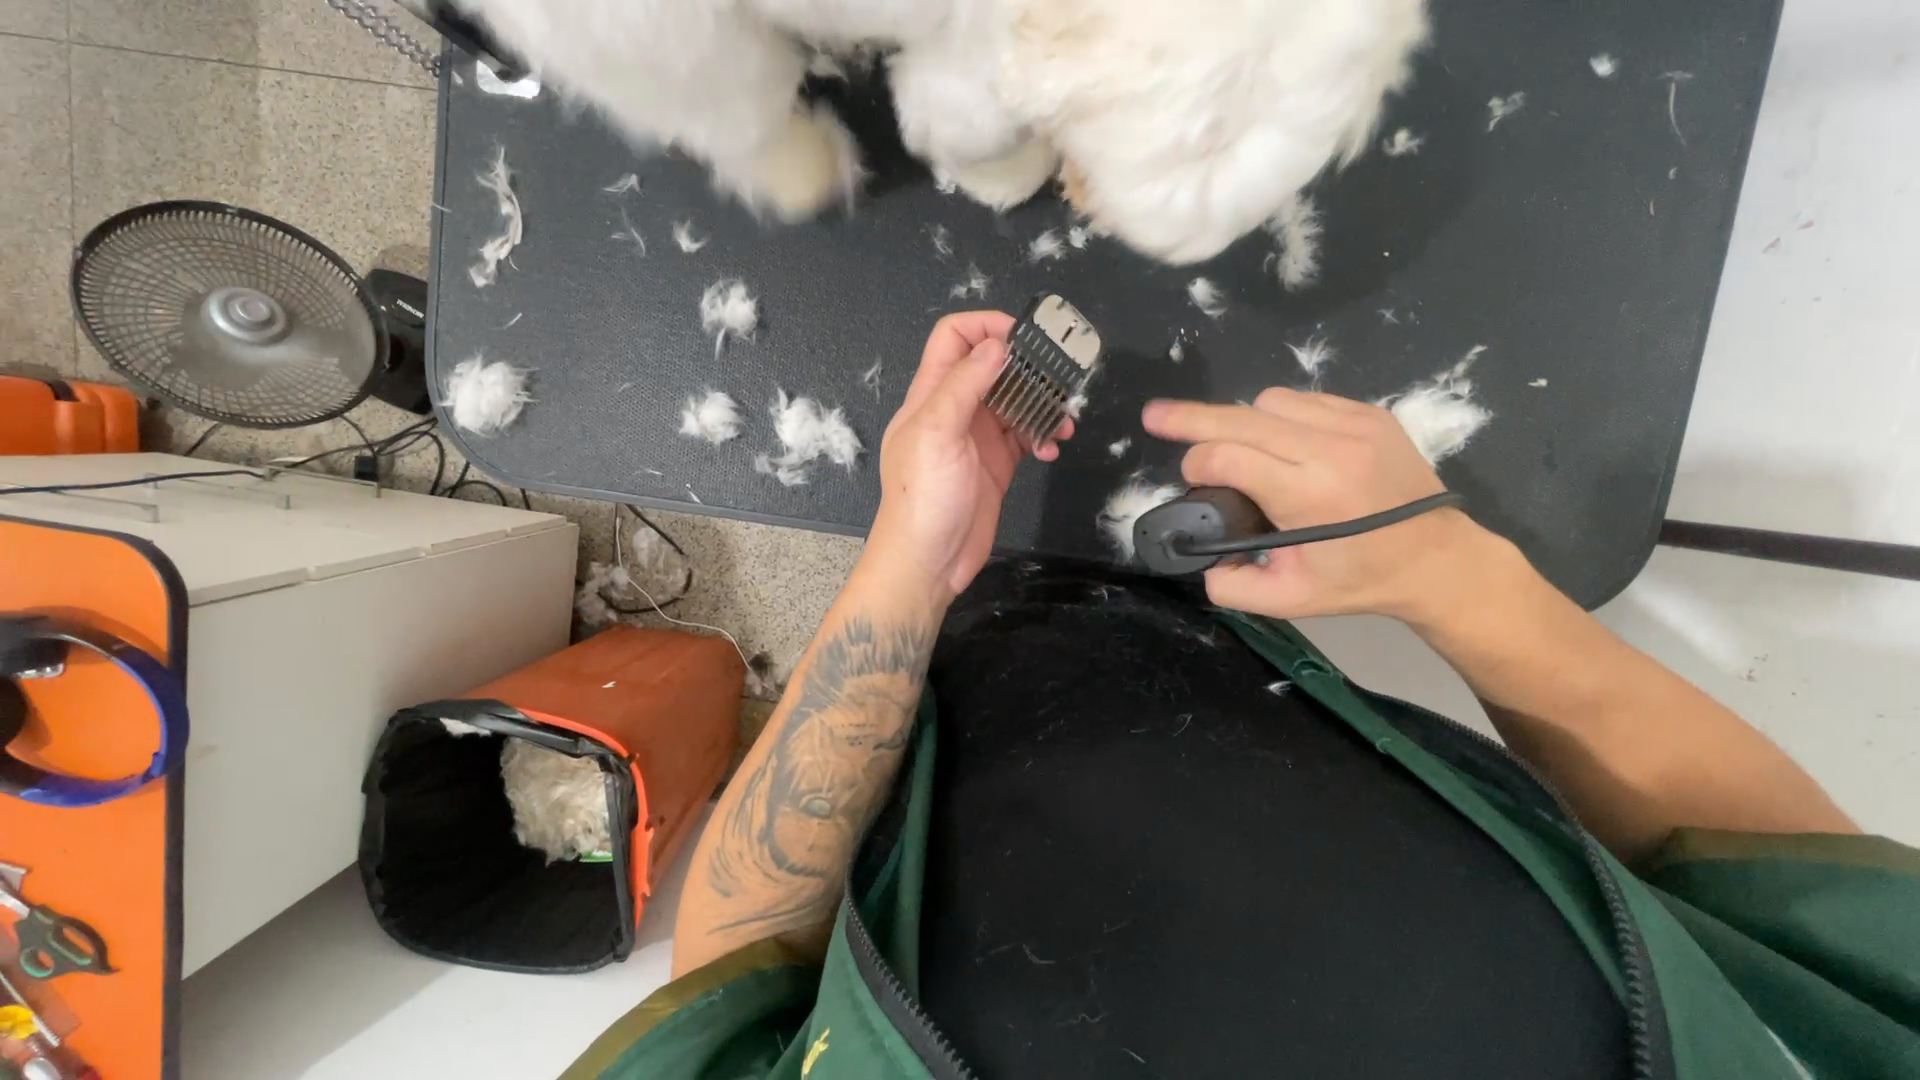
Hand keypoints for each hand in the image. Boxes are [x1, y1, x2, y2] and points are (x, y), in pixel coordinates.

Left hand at [864, 312, 1071, 600]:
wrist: (929, 561)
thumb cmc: (923, 497)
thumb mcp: (937, 433)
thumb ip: (963, 384)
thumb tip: (996, 344)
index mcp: (931, 394)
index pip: (955, 338)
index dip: (986, 326)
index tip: (1023, 338)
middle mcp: (955, 409)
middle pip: (993, 366)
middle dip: (1027, 367)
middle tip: (1060, 377)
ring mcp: (977, 437)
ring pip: (1015, 401)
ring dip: (1042, 405)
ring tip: (1064, 422)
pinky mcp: (997, 464)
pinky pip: (1026, 436)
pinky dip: (1042, 437)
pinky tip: (1052, 450)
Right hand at [1142, 388, 1503, 620]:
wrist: (1439, 558)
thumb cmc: (1361, 580)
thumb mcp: (1290, 600)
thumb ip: (1232, 586)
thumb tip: (1200, 561)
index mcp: (1308, 496)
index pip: (1227, 457)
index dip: (1196, 464)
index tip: (1191, 480)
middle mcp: (1330, 450)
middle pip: (1239, 418)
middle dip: (1190, 417)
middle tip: (1154, 416)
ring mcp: (1354, 425)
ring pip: (1268, 401)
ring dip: (1241, 420)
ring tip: (1236, 445)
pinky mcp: (1369, 413)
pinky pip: (1303, 400)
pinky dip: (1278, 416)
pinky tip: (1277, 439)